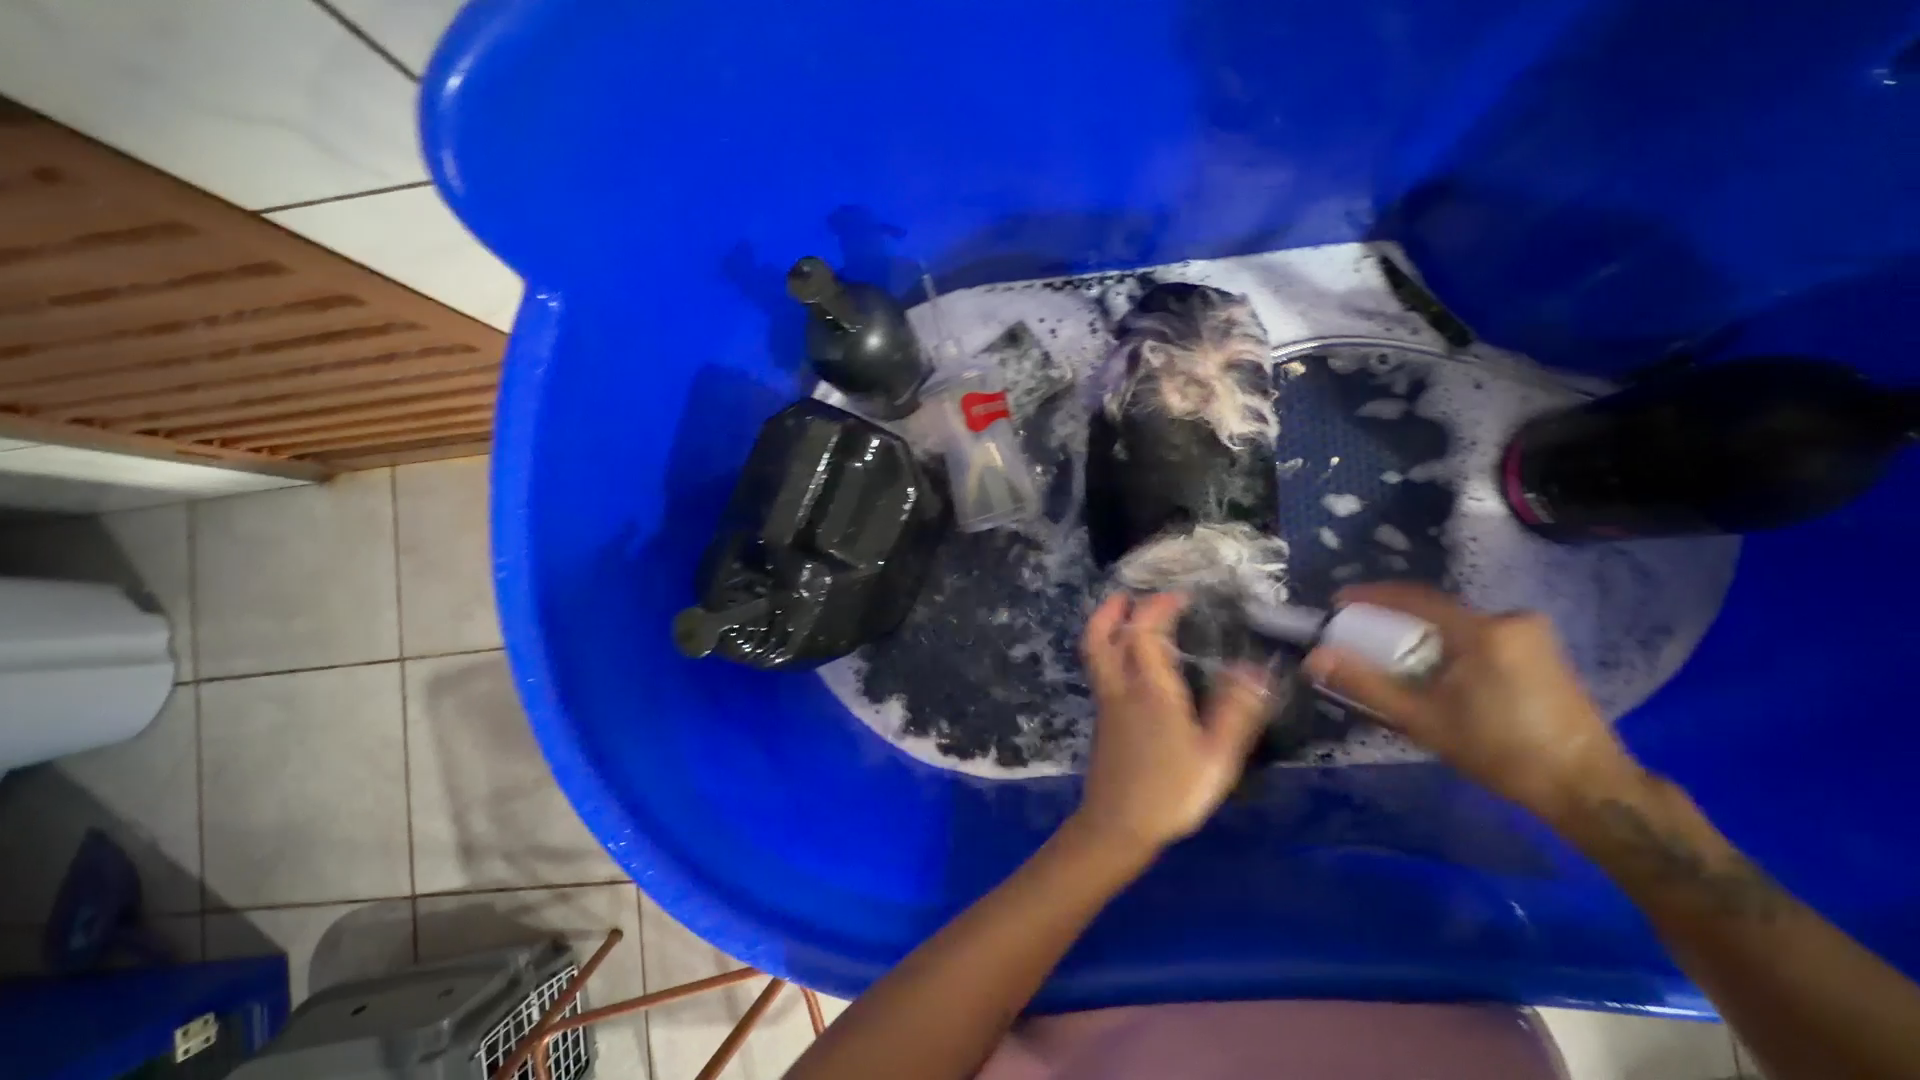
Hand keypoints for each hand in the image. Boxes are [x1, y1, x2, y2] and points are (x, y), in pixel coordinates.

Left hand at [1075, 592, 1273, 851]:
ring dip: (1106, 629)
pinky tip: (1131, 665)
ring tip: (1124, 617)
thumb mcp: (1216, 756)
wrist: (1117, 827)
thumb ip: (1237, 711)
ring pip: (1096, 654)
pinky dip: (1110, 653)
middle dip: (1113, 611)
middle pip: (1102, 637)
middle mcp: (1122, 689)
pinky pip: (1101, 672)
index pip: (1144, 633)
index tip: (1179, 597)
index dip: (1157, 608)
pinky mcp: (1103, 722)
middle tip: (1131, 596)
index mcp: (1150, 690)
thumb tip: (1257, 668)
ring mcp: (1107, 705)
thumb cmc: (1171, 791)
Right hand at [1301, 582, 1640, 820]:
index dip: (1372, 596)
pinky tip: (1444, 679)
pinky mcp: (1546, 653)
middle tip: (1367, 644)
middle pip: (1439, 613)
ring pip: (1462, 628)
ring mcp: (1535, 635)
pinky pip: (1485, 639)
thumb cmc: (1500, 751)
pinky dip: (1456, 651)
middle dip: (1399, 626)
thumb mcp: (1423, 720)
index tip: (1339, 602)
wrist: (1585, 786)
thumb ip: (1366, 685)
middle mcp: (1511, 620)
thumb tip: (1316, 658)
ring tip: (1402, 669)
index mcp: (1483, 630)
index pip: (1415, 598)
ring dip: (1429, 642)